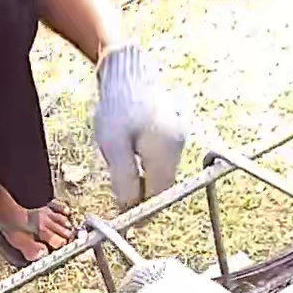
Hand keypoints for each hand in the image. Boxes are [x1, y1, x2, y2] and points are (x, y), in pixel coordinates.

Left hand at [94, 46, 184, 208]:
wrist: (127, 71)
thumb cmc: (117, 107)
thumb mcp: (113, 147)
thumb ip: (124, 180)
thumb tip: (129, 208)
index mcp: (165, 151)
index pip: (158, 194)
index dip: (144, 210)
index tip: (130, 220)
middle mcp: (178, 146)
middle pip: (163, 185)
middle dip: (145, 195)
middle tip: (125, 201)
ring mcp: (180, 137)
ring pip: (164, 172)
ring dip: (147, 179)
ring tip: (127, 171)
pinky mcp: (177, 130)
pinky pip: (165, 158)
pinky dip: (151, 165)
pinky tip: (136, 155)